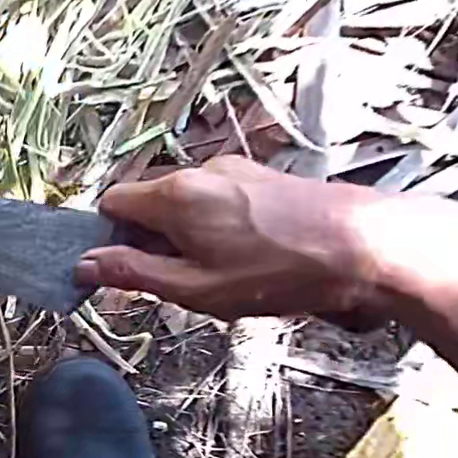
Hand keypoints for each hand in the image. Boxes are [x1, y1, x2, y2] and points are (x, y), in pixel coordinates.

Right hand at [75, 155, 457, 334]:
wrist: (373, 247)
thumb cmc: (276, 272)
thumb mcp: (192, 287)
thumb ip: (132, 273)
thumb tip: (83, 264)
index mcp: (173, 196)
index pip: (110, 202)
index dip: (110, 236)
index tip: (131, 266)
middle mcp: (198, 171)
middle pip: (145, 202)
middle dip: (146, 238)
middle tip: (176, 276)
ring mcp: (233, 170)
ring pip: (178, 202)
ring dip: (179, 234)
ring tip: (216, 268)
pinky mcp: (260, 175)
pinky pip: (210, 198)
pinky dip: (208, 223)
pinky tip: (242, 251)